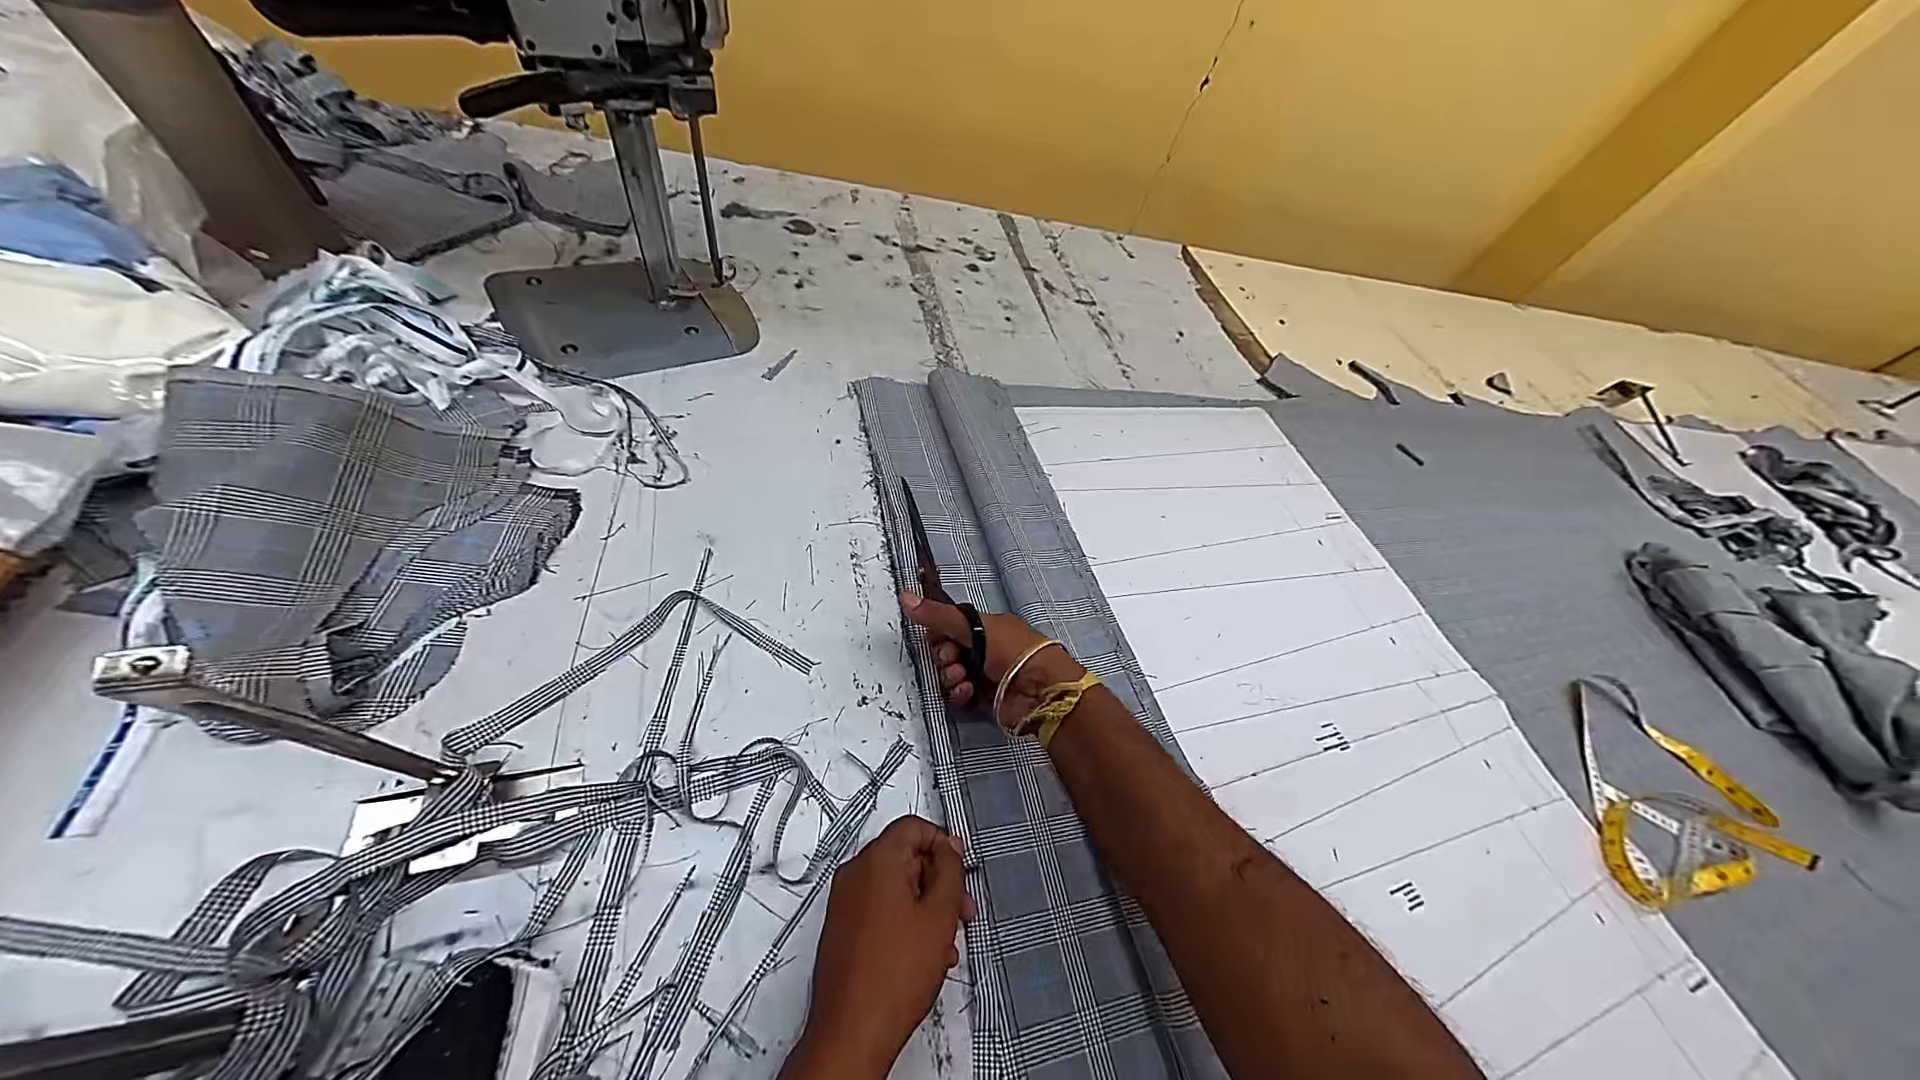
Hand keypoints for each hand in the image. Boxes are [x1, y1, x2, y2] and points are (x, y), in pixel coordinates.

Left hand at [785, 815, 977, 1079]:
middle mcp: (855, 874)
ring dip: (925, 904)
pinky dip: (904, 919)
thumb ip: (950, 871)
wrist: (853, 1030)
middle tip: (959, 907)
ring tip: (945, 937)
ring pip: (894, 885)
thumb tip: (950, 848)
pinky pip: (879, 907)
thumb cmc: (890, 979)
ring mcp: (845, 901)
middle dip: (938, 880)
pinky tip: (924, 952)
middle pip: (905, 856)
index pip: (913, 826)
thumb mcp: (940, 914)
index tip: (959, 866)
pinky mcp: (842, 927)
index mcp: (876, 860)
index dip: (943, 844)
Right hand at [900, 590, 1086, 726]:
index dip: (938, 635)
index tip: (938, 639)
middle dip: (944, 658)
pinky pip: (960, 695)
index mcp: (985, 628)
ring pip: (951, 675)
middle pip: (947, 653)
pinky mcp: (984, 699)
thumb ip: (938, 615)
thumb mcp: (974, 626)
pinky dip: (960, 694)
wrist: (1041, 689)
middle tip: (954, 659)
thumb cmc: (1014, 650)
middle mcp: (984, 650)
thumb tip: (905, 595)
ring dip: (951, 676)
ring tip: (963, 677)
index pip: (949, 629)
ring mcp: (984, 675)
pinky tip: (968, 691)